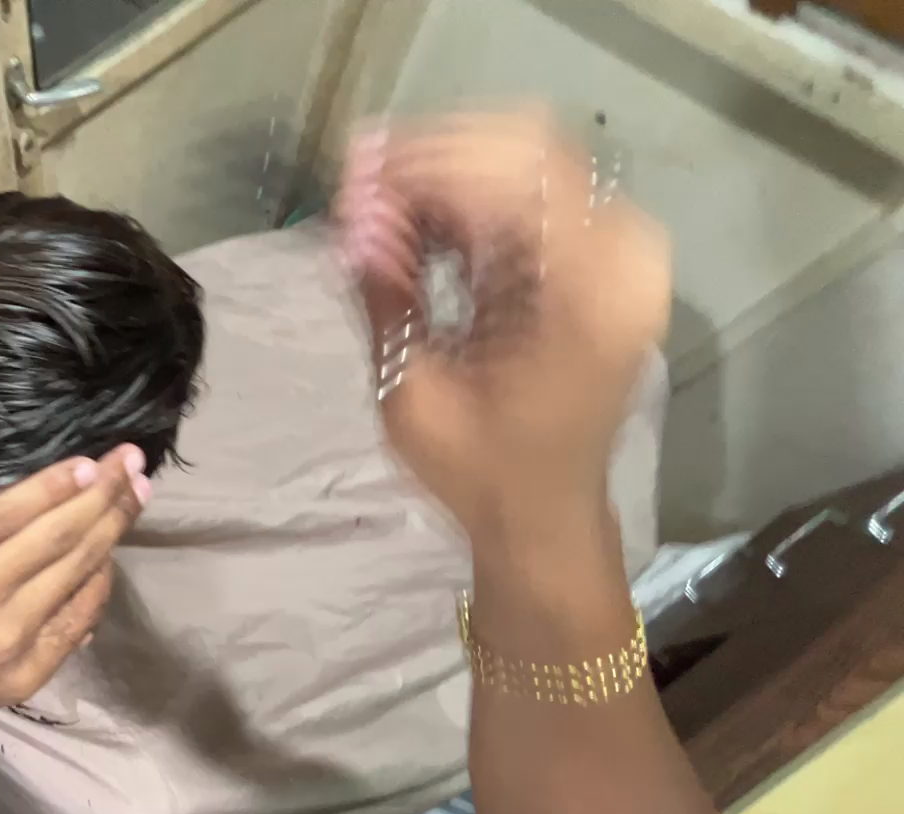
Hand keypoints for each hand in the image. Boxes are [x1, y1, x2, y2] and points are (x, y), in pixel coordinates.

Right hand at [334, 110, 669, 547]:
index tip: (350, 181)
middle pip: (526, 151)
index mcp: (586, 289)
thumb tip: (353, 229)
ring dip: (442, 178)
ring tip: (370, 204)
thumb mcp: (413, 394)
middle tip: (356, 184)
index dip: (424, 168)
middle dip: (432, 159)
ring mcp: (611, 252)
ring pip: (526, 167)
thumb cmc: (478, 468)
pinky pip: (526, 202)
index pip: (510, 178)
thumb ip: (388, 301)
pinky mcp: (589, 263)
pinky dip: (464, 205)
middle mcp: (617, 252)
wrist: (540, 508)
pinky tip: (409, 225)